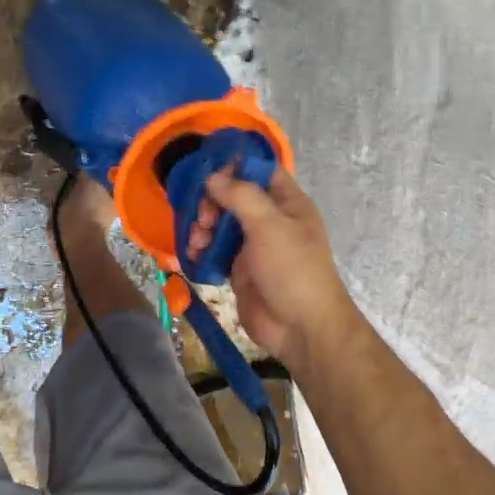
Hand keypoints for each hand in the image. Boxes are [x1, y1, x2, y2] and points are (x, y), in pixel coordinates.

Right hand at [185, 167, 350, 357]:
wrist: (299, 327)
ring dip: (203, 228)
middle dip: (212, 203)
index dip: (236, 168)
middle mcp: (270, 221)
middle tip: (203, 218)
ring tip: (197, 242)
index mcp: (287, 204)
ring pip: (221, 225)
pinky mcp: (239, 270)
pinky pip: (215, 252)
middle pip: (234, 198)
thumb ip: (241, 196)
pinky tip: (194, 257)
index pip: (261, 172)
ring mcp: (254, 246)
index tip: (210, 174)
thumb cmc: (292, 270)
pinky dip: (202, 251)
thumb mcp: (269, 226)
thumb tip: (213, 177)